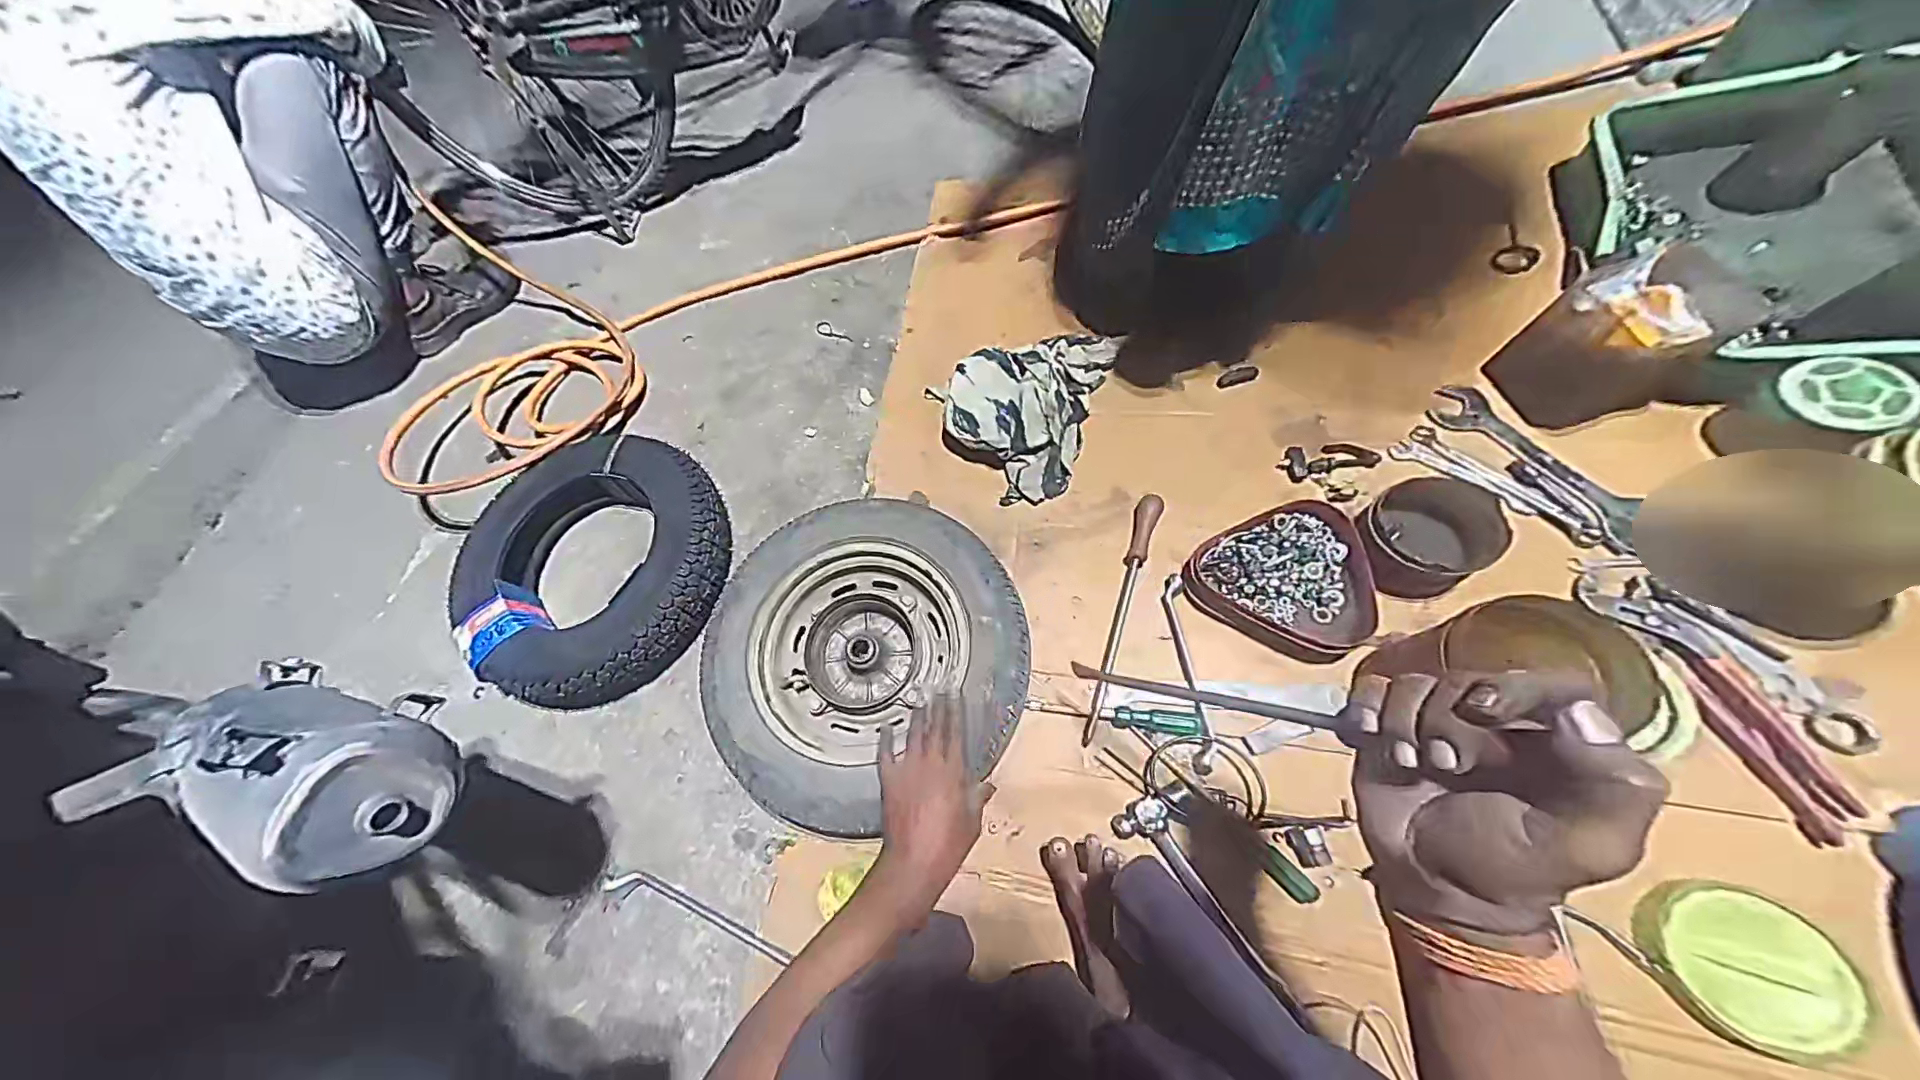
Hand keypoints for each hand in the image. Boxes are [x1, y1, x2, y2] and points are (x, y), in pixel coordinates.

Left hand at [866, 693, 995, 918]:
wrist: (914, 861)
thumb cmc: (947, 844)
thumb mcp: (971, 820)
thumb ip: (978, 797)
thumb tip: (988, 784)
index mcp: (954, 771)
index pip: (956, 732)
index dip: (956, 711)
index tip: (956, 695)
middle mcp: (931, 763)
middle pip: (935, 727)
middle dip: (938, 706)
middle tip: (938, 689)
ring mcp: (908, 769)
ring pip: (913, 734)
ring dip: (916, 716)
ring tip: (919, 699)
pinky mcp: (889, 780)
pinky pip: (886, 754)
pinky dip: (885, 739)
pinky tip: (885, 727)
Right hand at [1348, 671, 1668, 939]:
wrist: (1434, 885)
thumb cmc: (1514, 866)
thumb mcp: (1587, 846)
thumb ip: (1614, 788)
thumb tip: (1580, 712)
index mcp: (1554, 739)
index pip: (1544, 683)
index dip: (1511, 687)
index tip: (1483, 712)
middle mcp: (1493, 720)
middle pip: (1463, 681)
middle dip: (1445, 720)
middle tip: (1443, 764)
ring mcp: (1435, 719)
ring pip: (1412, 684)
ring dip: (1401, 720)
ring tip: (1407, 763)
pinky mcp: (1386, 725)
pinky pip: (1371, 690)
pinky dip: (1365, 706)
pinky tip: (1367, 734)